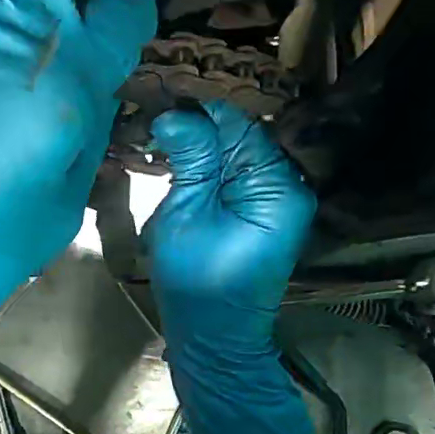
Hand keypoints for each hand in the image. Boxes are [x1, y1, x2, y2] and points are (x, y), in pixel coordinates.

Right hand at [145, 101, 315, 433]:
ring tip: (155, 137)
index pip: (236, 125)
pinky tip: (175, 162)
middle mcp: (286, 184)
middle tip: (148, 117)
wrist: (213, 335)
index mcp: (276, 184)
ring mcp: (275, 200)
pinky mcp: (259, 213)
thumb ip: (190, 161)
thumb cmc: (197, 281)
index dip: (195, 110)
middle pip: (239, 136)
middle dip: (195, 126)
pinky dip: (204, 166)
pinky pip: (232, 175)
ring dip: (197, 145)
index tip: (155, 98)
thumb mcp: (186, 217)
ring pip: (233, 154)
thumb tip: (175, 113)